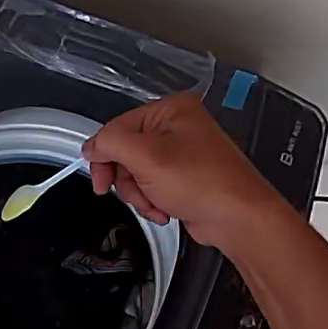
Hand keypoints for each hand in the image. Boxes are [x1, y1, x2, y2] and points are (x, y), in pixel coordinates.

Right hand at [82, 91, 287, 248]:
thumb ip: (110, 144)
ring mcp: (178, 152)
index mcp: (170, 110)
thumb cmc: (206, 184)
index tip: (102, 179)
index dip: (105, 157)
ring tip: (155, 201)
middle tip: (136, 191)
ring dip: (138, 194)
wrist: (236, 217)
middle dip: (127, 180)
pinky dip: (150, 201)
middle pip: (123, 153)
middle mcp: (176, 127)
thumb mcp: (146, 158)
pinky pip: (148, 186)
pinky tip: (163, 208)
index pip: (116, 129)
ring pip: (133, 173)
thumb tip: (91, 145)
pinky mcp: (180, 175)